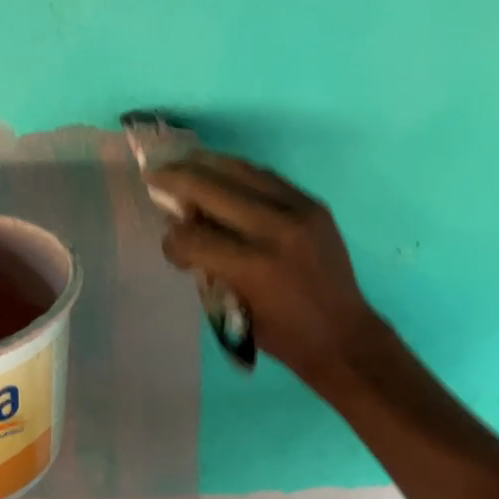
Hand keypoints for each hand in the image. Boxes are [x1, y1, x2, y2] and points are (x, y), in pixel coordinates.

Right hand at [148, 152, 381, 382]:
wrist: (344, 335)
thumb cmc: (285, 336)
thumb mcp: (235, 309)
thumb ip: (209, 266)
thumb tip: (183, 228)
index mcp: (254, 267)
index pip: (194, 237)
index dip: (173, 239)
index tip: (169, 243)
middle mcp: (276, 230)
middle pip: (213, 189)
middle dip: (178, 180)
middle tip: (155, 174)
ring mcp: (299, 212)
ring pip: (242, 172)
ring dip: (208, 165)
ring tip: (185, 162)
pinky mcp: (314, 205)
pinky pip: (269, 178)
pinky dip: (241, 174)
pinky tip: (223, 174)